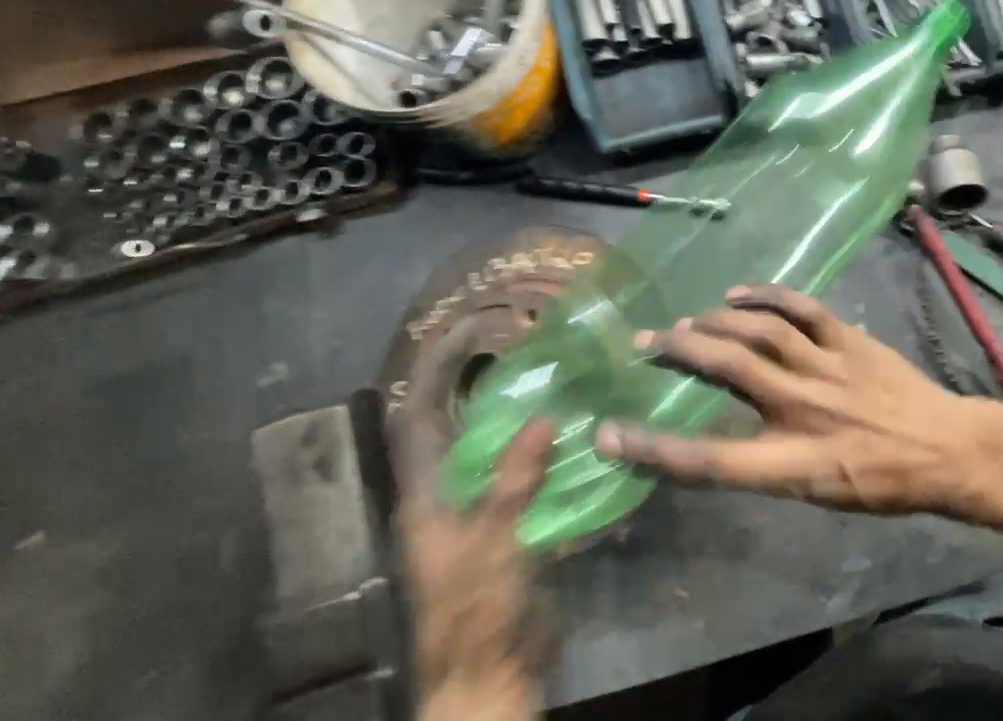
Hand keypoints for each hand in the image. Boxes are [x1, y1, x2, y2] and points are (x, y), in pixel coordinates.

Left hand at [394, 323, 556, 717]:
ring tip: (566, 385)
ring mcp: (482, 513)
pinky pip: (531, 483)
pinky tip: (583, 440)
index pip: (419, 420)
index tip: (467, 333)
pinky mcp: (513, 531)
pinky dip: (551, 460)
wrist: (493, 671)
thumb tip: (544, 416)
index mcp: (427, 495)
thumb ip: (514, 478)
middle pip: (466, 432)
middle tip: (535, 354)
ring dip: (529, 425)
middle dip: (493, 393)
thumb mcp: (492, 540)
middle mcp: (450, 495)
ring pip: (503, 455)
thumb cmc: (476, 605)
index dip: (435, 375)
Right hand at [593, 284, 1002, 514]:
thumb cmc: (881, 484)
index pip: (709, 460)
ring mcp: (830, 369)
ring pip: (761, 333)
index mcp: (793, 463)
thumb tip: (720, 442)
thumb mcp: (817, 494)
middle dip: (680, 353)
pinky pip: (803, 310)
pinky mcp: (851, 341)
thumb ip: (766, 466)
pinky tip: (737, 296)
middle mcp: (805, 410)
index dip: (653, 448)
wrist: (947, 450)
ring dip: (716, 323)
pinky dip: (767, 298)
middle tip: (645, 343)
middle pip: (729, 370)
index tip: (608, 433)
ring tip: (686, 322)